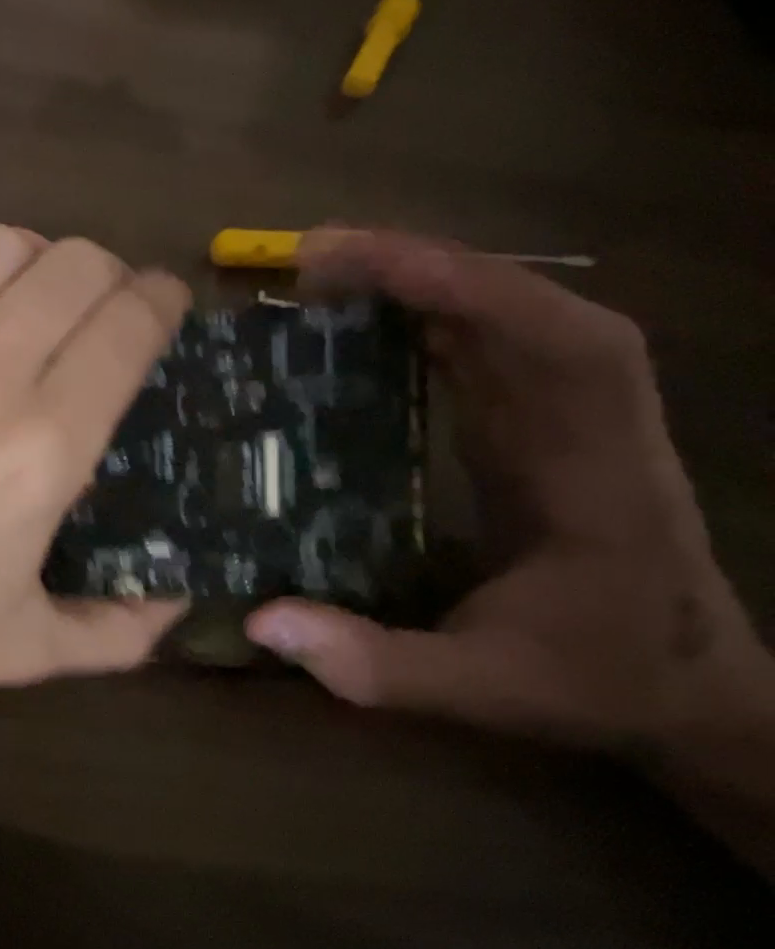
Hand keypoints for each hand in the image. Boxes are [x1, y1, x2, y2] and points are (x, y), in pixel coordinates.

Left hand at [0, 223, 191, 701]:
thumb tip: (175, 602)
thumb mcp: (23, 650)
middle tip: (97, 308)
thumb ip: (117, 629)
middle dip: (107, 274)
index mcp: (44, 444)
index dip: (162, 301)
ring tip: (22, 297)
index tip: (162, 309)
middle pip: (75, 265)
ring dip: (31, 260)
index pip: (130, 323)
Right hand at [246, 229, 769, 753]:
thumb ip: (376, 664)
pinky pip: (489, 348)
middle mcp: (590, 425)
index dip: (463, 289)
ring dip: (423, 280)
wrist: (690, 693)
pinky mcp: (538, 428)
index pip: (555, 346)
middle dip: (424, 265)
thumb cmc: (595, 683)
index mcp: (594, 472)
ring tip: (327, 271)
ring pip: (508, 316)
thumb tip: (258, 621)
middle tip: (315, 254)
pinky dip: (430, 316)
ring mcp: (567, 420)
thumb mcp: (483, 689)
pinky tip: (367, 318)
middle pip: (527, 307)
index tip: (361, 262)